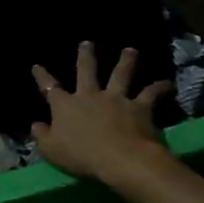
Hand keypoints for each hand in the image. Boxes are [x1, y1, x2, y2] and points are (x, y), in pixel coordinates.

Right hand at [31, 42, 174, 182]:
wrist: (121, 159)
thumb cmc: (81, 155)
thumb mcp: (50, 149)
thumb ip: (41, 135)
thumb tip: (35, 124)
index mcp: (65, 105)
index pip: (49, 87)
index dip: (42, 76)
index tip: (36, 66)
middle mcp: (89, 96)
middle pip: (87, 71)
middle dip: (86, 56)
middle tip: (87, 43)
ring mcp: (116, 99)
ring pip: (121, 75)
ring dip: (126, 61)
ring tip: (130, 50)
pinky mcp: (140, 107)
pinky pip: (151, 94)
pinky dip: (160, 88)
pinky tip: (168, 84)